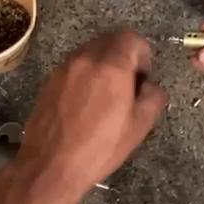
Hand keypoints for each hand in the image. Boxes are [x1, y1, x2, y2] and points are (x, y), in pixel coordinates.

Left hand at [18, 30, 166, 198]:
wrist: (50, 165)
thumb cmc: (99, 147)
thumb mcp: (139, 126)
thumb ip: (154, 97)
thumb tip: (151, 86)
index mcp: (111, 65)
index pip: (131, 38)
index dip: (143, 55)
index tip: (143, 78)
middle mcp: (86, 58)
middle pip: (110, 41)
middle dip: (124, 57)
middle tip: (128, 86)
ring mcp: (64, 67)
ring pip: (91, 52)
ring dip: (104, 65)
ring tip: (106, 96)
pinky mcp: (50, 79)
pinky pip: (75, 65)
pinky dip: (86, 74)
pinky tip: (86, 103)